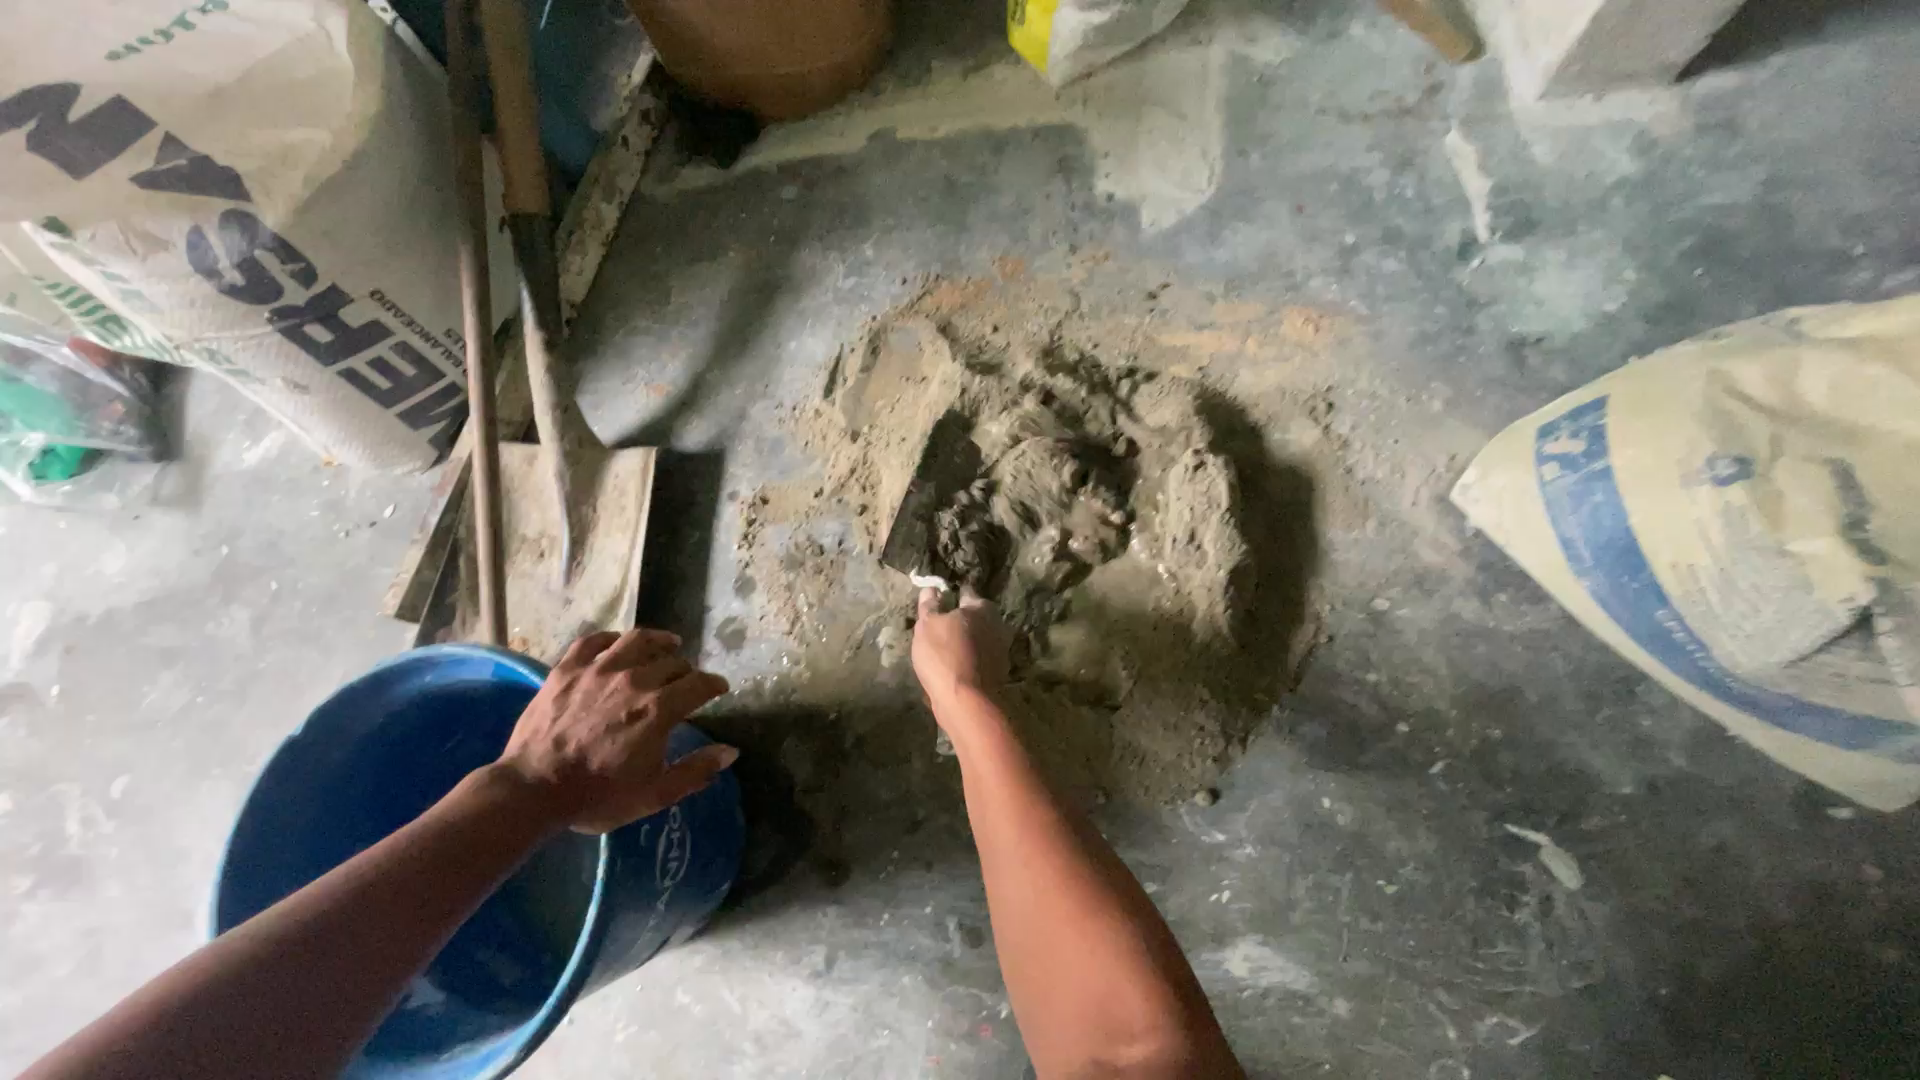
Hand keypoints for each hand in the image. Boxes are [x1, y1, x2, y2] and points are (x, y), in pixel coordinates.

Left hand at [496, 628, 736, 833]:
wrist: (532, 791)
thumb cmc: (598, 795)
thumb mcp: (655, 794)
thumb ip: (696, 771)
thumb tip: (730, 752)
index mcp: (659, 709)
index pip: (699, 684)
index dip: (714, 684)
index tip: (719, 688)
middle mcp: (634, 680)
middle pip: (672, 662)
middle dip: (686, 670)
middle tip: (687, 680)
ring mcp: (598, 670)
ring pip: (637, 640)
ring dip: (658, 641)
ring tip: (667, 644)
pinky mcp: (567, 669)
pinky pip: (593, 641)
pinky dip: (611, 638)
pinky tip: (618, 643)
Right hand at [913, 587, 1010, 714]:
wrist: (966, 701)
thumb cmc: (944, 655)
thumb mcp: (928, 625)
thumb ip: (930, 605)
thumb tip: (931, 589)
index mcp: (983, 608)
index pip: (966, 593)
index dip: (951, 595)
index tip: (940, 600)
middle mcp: (998, 625)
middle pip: (976, 617)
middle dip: (962, 620)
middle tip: (940, 627)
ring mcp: (1001, 651)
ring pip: (979, 639)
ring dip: (966, 641)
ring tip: (945, 649)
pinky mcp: (999, 673)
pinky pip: (979, 659)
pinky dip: (970, 660)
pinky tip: (955, 667)